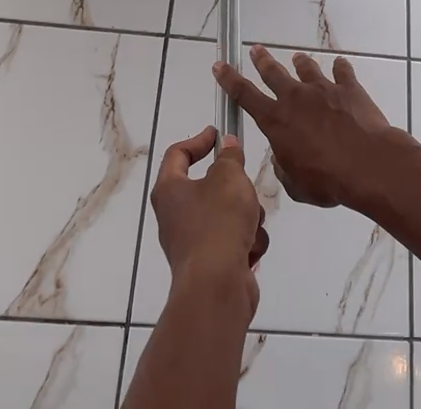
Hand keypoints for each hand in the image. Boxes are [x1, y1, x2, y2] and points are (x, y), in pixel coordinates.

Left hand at [151, 126, 267, 308]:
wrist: (217, 286)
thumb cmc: (218, 223)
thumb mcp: (229, 178)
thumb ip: (230, 157)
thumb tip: (227, 146)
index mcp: (170, 190)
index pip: (177, 154)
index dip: (198, 140)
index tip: (218, 134)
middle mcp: (175, 215)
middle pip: (210, 187)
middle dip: (236, 189)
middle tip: (245, 189)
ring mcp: (192, 242)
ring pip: (229, 214)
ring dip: (247, 217)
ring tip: (250, 226)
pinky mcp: (211, 264)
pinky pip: (235, 241)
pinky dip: (247, 243)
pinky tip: (249, 250)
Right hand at [214, 45, 413, 209]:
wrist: (367, 163)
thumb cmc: (327, 180)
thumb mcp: (295, 185)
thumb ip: (284, 168)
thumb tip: (284, 159)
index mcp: (276, 120)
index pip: (244, 95)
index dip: (229, 79)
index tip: (220, 65)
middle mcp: (295, 98)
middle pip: (273, 72)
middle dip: (262, 60)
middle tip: (256, 49)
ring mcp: (323, 89)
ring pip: (306, 68)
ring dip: (301, 63)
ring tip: (298, 58)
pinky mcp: (349, 88)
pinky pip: (342, 71)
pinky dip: (340, 67)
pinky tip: (340, 64)